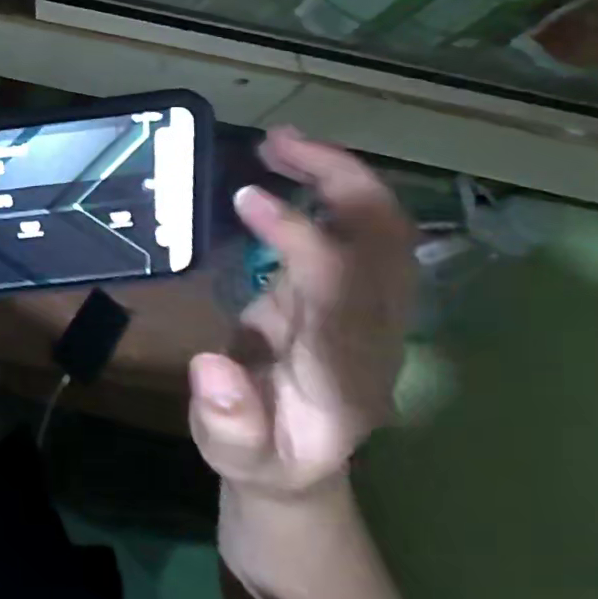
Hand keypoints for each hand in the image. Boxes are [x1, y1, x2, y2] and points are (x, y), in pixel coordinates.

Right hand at [189, 128, 415, 496]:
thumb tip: (210, 365)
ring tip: (278, 141)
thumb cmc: (262, 453)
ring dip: (340, 174)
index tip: (247, 196)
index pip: (343, 293)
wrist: (297, 457)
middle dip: (342, 181)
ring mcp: (376, 310)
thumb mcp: (234, 452)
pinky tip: (291, 165)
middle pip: (388, 245)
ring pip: (385, 227)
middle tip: (275, 143)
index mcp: (345, 373)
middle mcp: (376, 333)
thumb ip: (227, 421)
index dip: (303, 238)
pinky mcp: (359, 292)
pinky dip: (335, 185)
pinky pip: (366, 228)